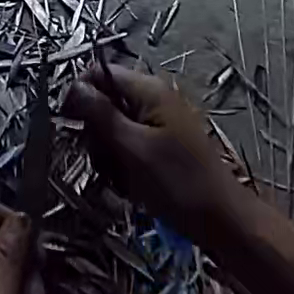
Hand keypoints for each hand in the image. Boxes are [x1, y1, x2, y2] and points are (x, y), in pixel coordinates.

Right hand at [61, 63, 241, 243]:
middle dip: (97, 131)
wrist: (224, 221)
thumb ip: (101, 115)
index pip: (101, 73)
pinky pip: (131, 142)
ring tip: (119, 178)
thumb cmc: (178, 183)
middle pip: (107, 100)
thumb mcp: (133, 148)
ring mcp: (160, 120)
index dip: (81, 94)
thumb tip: (74, 87)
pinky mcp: (163, 142)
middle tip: (103, 160)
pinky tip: (131, 184)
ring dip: (109, 151)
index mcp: (149, 89)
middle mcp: (154, 97)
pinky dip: (124, 162)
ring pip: (115, 125)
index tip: (69, 124)